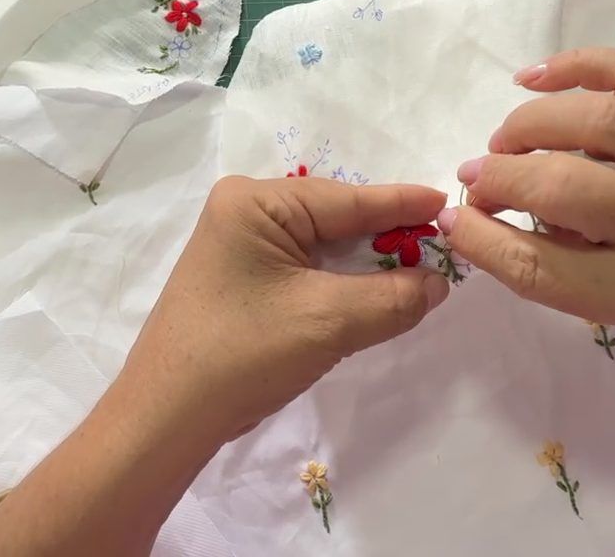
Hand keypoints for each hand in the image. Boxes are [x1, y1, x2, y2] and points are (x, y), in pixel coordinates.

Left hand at [116, 176, 450, 448]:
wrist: (168, 415)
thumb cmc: (243, 354)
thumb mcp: (327, 321)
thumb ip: (390, 297)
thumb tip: (436, 282)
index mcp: (255, 201)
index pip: (344, 198)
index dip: (400, 204)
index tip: (447, 199)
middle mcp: (243, 211)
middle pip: (332, 217)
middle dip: (385, 235)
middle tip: (441, 245)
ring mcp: (238, 243)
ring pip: (319, 244)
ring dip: (363, 261)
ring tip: (417, 266)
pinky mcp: (241, 276)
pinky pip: (302, 265)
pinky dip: (338, 278)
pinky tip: (370, 287)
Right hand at [440, 48, 614, 381]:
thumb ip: (557, 267)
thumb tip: (479, 217)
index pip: (544, 266)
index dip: (482, 241)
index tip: (452, 221)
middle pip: (564, 187)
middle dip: (497, 180)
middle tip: (475, 182)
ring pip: (598, 119)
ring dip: (529, 125)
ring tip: (505, 142)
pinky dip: (577, 65)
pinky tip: (533, 78)